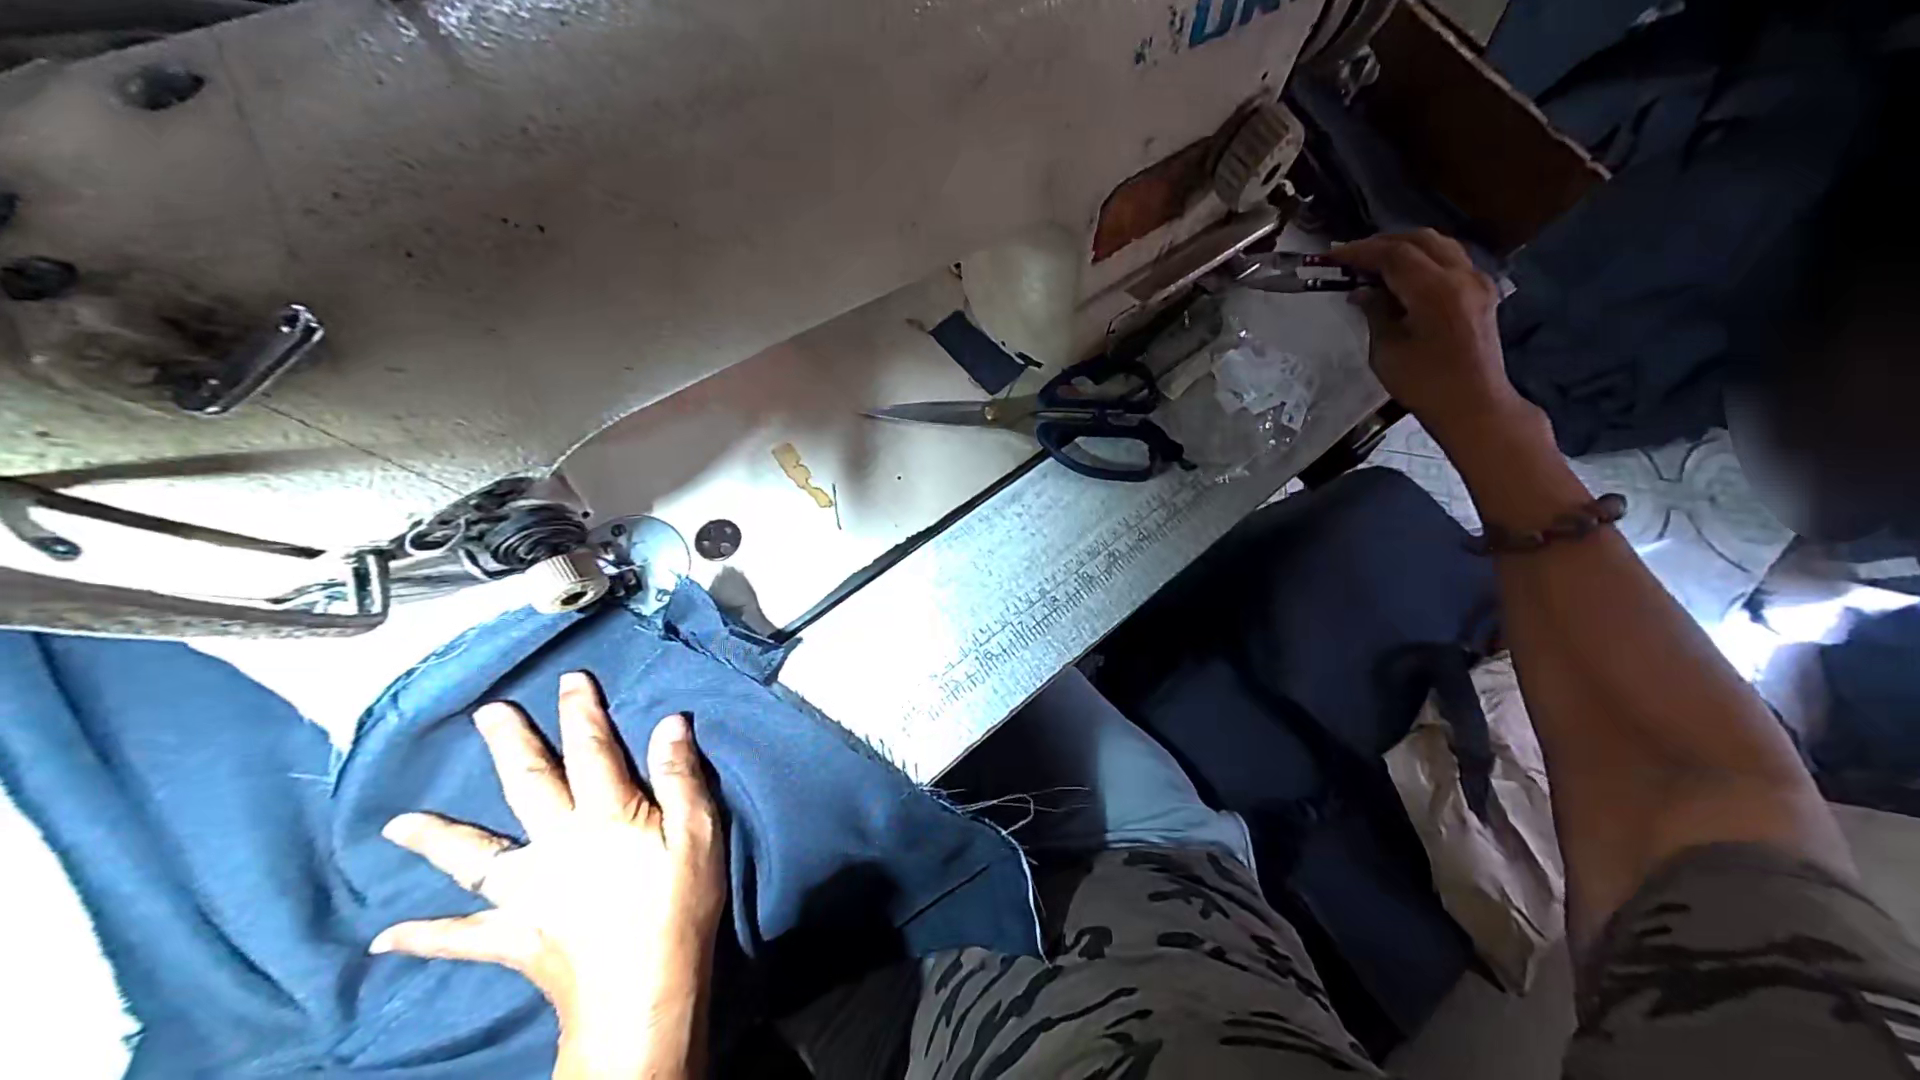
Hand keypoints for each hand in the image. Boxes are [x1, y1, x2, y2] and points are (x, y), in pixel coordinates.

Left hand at [372, 672, 725, 1079]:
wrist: (644, 993)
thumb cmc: (680, 906)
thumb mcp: (698, 834)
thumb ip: (680, 777)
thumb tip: (670, 723)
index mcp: (606, 815)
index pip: (592, 751)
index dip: (581, 713)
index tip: (570, 680)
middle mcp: (558, 843)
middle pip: (528, 785)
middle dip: (512, 745)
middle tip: (488, 714)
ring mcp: (528, 892)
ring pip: (476, 856)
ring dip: (438, 838)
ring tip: (398, 825)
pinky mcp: (514, 936)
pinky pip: (463, 936)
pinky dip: (425, 936)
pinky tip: (386, 938)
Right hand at [1328, 229, 1544, 446]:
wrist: (1473, 404)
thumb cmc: (1424, 384)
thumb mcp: (1386, 350)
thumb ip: (1375, 313)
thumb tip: (1362, 292)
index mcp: (1436, 291)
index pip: (1395, 255)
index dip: (1361, 251)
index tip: (1332, 254)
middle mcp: (1462, 276)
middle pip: (1420, 240)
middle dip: (1382, 243)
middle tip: (1350, 255)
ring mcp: (1477, 281)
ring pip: (1438, 245)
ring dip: (1404, 247)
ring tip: (1374, 261)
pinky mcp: (1480, 291)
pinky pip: (1449, 259)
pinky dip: (1422, 258)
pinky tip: (1402, 275)